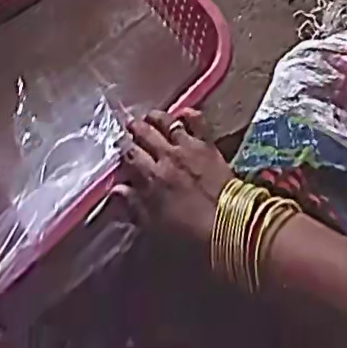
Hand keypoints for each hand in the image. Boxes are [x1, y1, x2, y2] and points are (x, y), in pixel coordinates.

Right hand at [117, 109, 232, 240]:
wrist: (231, 224)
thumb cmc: (191, 234)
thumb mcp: (157, 226)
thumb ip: (135, 206)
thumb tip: (115, 189)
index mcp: (153, 177)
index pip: (131, 154)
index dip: (123, 149)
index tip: (120, 147)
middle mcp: (167, 155)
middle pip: (145, 133)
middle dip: (135, 128)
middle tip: (130, 124)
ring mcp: (188, 146)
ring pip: (166, 122)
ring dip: (156, 117)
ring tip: (149, 116)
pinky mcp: (207, 143)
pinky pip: (196, 120)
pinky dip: (188, 114)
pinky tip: (182, 113)